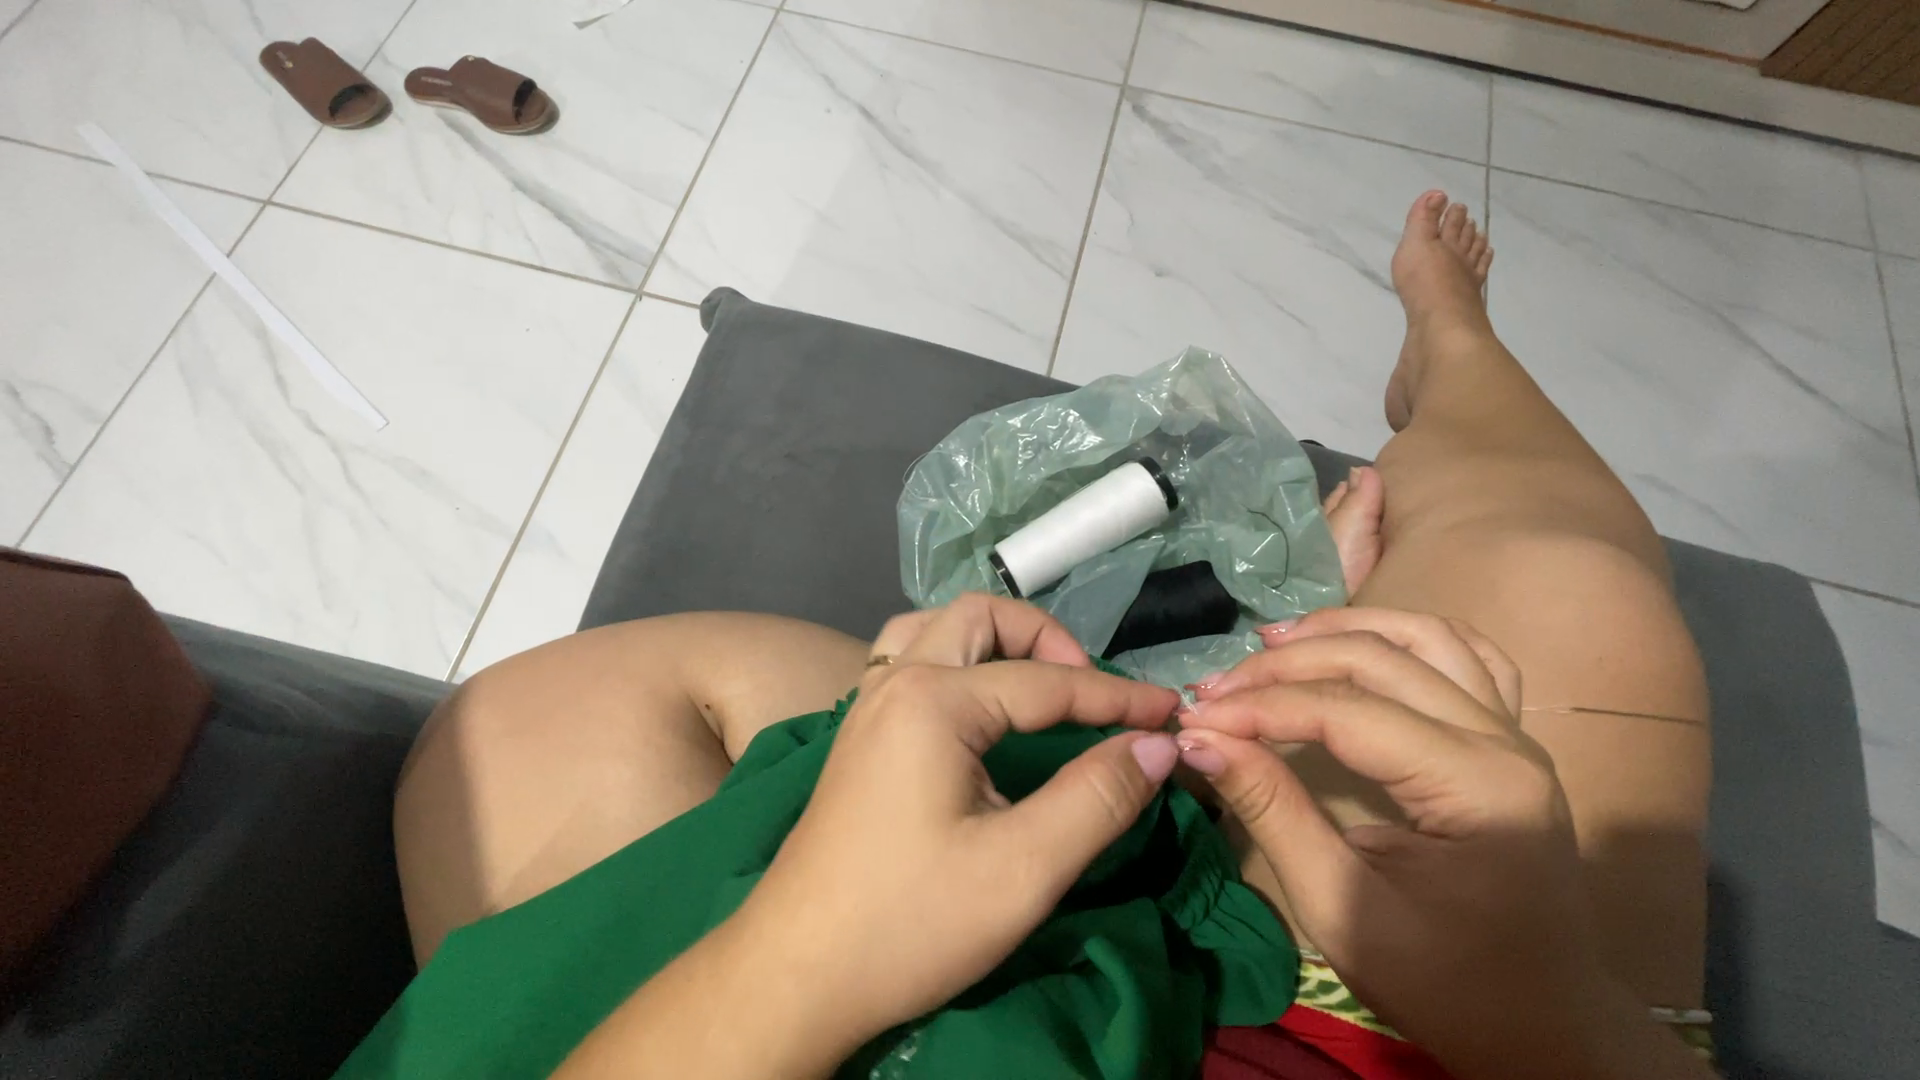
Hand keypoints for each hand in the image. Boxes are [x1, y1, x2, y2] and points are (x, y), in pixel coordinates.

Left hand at [731, 594, 1182, 1059]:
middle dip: (1047, 640)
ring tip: (1037, 685)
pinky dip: (957, 661)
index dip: (1117, 697)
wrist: (796, 974)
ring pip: (936, 629)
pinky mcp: (858, 734)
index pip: (1047, 681)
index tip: (1171, 712)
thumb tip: (1158, 744)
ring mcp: (868, 705)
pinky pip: (910, 661)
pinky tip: (976, 708)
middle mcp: (896, 682)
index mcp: (934, 700)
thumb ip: (1098, 796)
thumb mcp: (1023, 868)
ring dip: (995, 640)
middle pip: (981, 617)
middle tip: (1089, 693)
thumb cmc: (910, 921)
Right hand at [1174, 608, 1694, 1079]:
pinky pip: (1464, 657)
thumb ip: (1270, 810)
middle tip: (1215, 690)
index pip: (1345, 712)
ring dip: (1342, 628)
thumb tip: (1198, 741)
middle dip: (1283, 666)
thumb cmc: (1441, 981)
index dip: (1259, 708)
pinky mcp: (1510, 741)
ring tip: (1273, 642)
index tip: (1193, 719)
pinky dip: (1404, 637)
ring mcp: (1516, 734)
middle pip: (1378, 659)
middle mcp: (1505, 742)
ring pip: (1425, 636)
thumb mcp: (1337, 905)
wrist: (1542, 1026)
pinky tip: (1360, 643)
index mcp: (1475, 787)